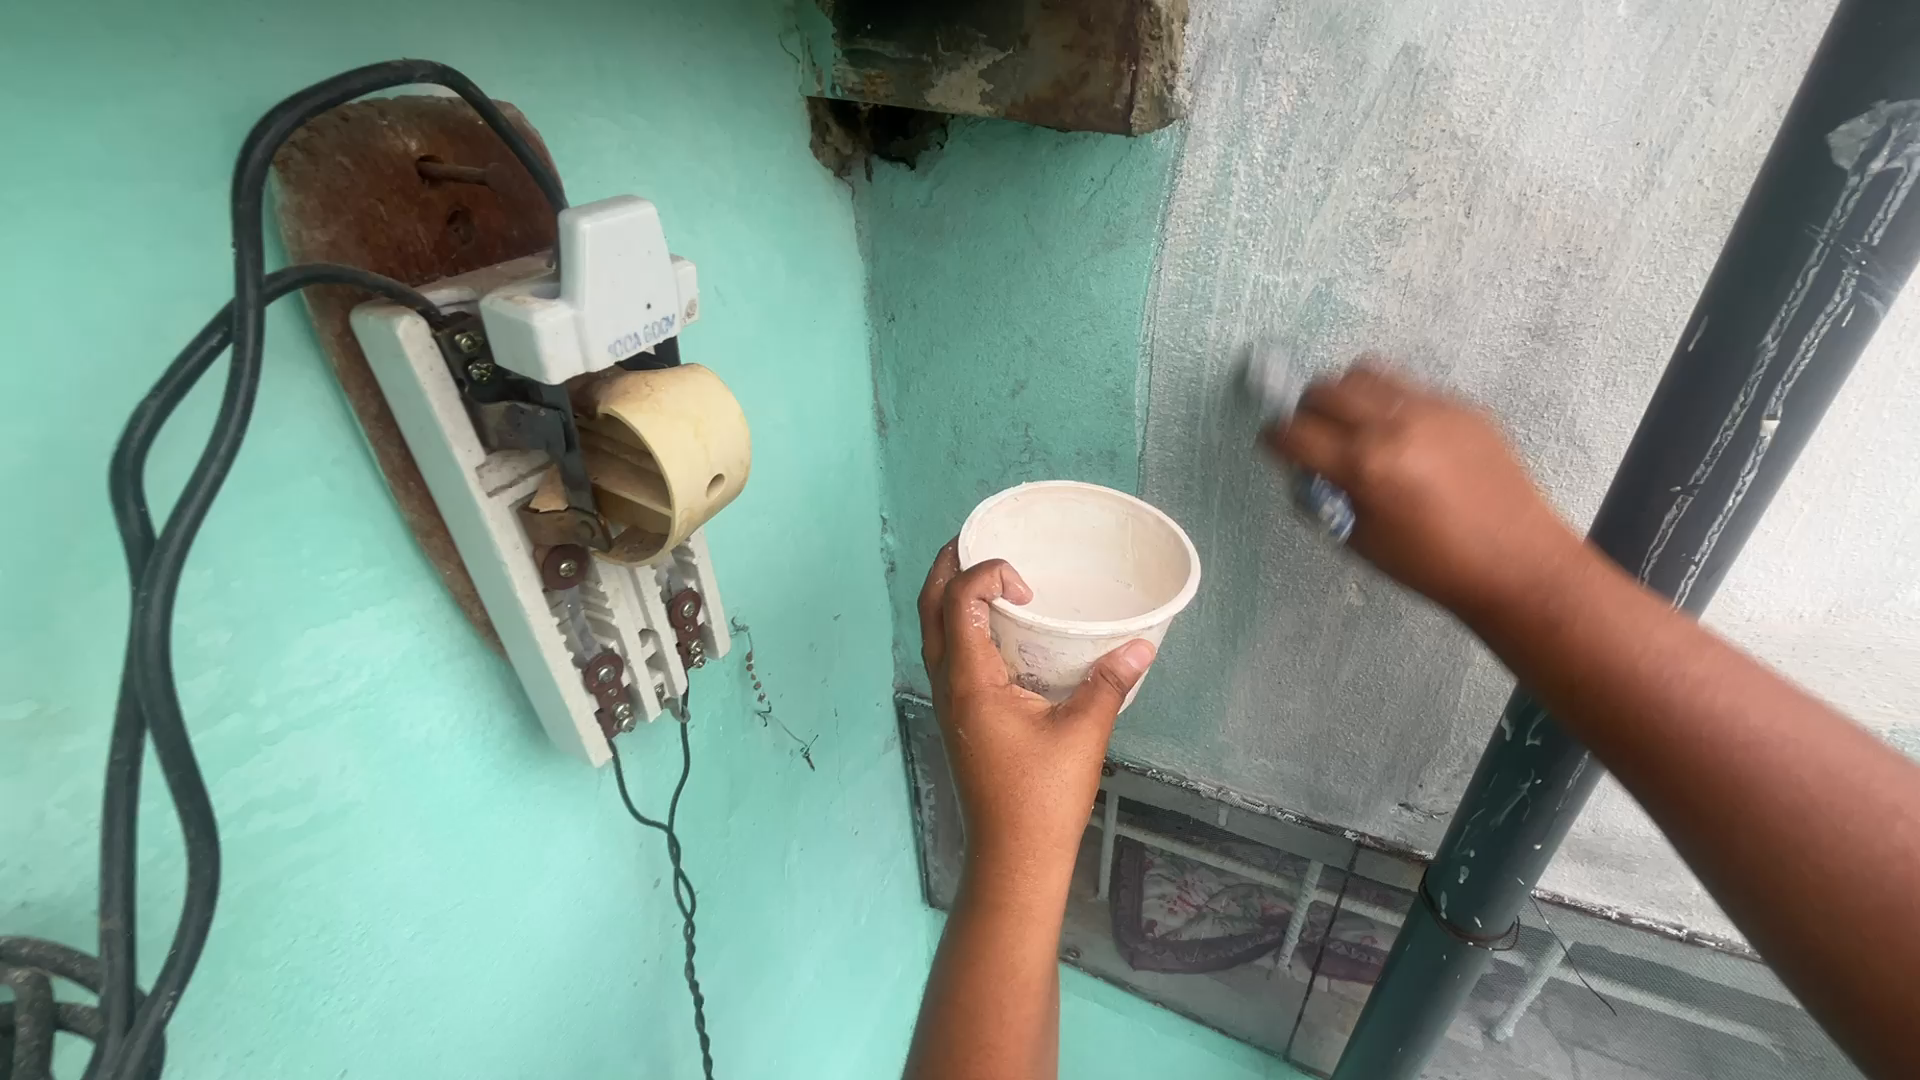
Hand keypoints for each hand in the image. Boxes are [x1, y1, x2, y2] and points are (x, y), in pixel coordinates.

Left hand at [918, 542, 1155, 874]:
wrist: (1012, 856)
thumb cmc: (1043, 796)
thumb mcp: (1084, 734)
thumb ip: (1111, 683)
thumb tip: (1144, 644)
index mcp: (970, 679)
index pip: (959, 600)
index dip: (986, 574)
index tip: (1027, 586)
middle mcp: (948, 683)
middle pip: (929, 608)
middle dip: (946, 566)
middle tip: (976, 540)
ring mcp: (947, 701)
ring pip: (932, 631)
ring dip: (947, 594)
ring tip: (980, 571)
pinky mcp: (957, 715)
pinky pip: (946, 653)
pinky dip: (958, 624)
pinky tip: (993, 628)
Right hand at [1266, 362, 1586, 617]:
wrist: (1518, 563)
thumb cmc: (1428, 564)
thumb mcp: (1356, 539)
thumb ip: (1323, 496)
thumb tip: (1306, 469)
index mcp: (1364, 465)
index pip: (1293, 433)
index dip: (1273, 440)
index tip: (1273, 446)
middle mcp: (1394, 426)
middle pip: (1323, 390)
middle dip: (1305, 412)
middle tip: (1312, 437)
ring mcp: (1433, 409)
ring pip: (1364, 372)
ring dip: (1344, 396)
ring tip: (1353, 425)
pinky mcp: (1463, 406)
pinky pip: (1406, 386)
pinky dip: (1387, 404)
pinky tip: (1401, 438)